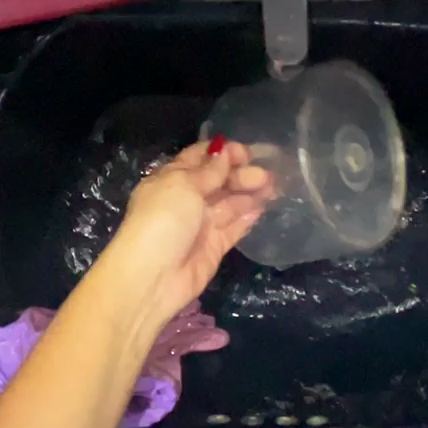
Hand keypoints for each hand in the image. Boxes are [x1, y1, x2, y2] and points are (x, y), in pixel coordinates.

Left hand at [93, 139, 272, 327]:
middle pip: (219, 181)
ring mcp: (201, 224)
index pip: (199, 158)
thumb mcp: (183, 185)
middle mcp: (187, 199)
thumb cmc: (163, 220)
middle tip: (267, 174)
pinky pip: (234, 227)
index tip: (248, 151)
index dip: (223, 153)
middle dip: (242, 174)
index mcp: (172, 179)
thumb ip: (209, 170)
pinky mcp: (214, 246)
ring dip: (251, 193)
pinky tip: (265, 206)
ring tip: (274, 186)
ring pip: (230, 203)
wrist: (153, 276)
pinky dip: (248, 216)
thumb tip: (224, 151)